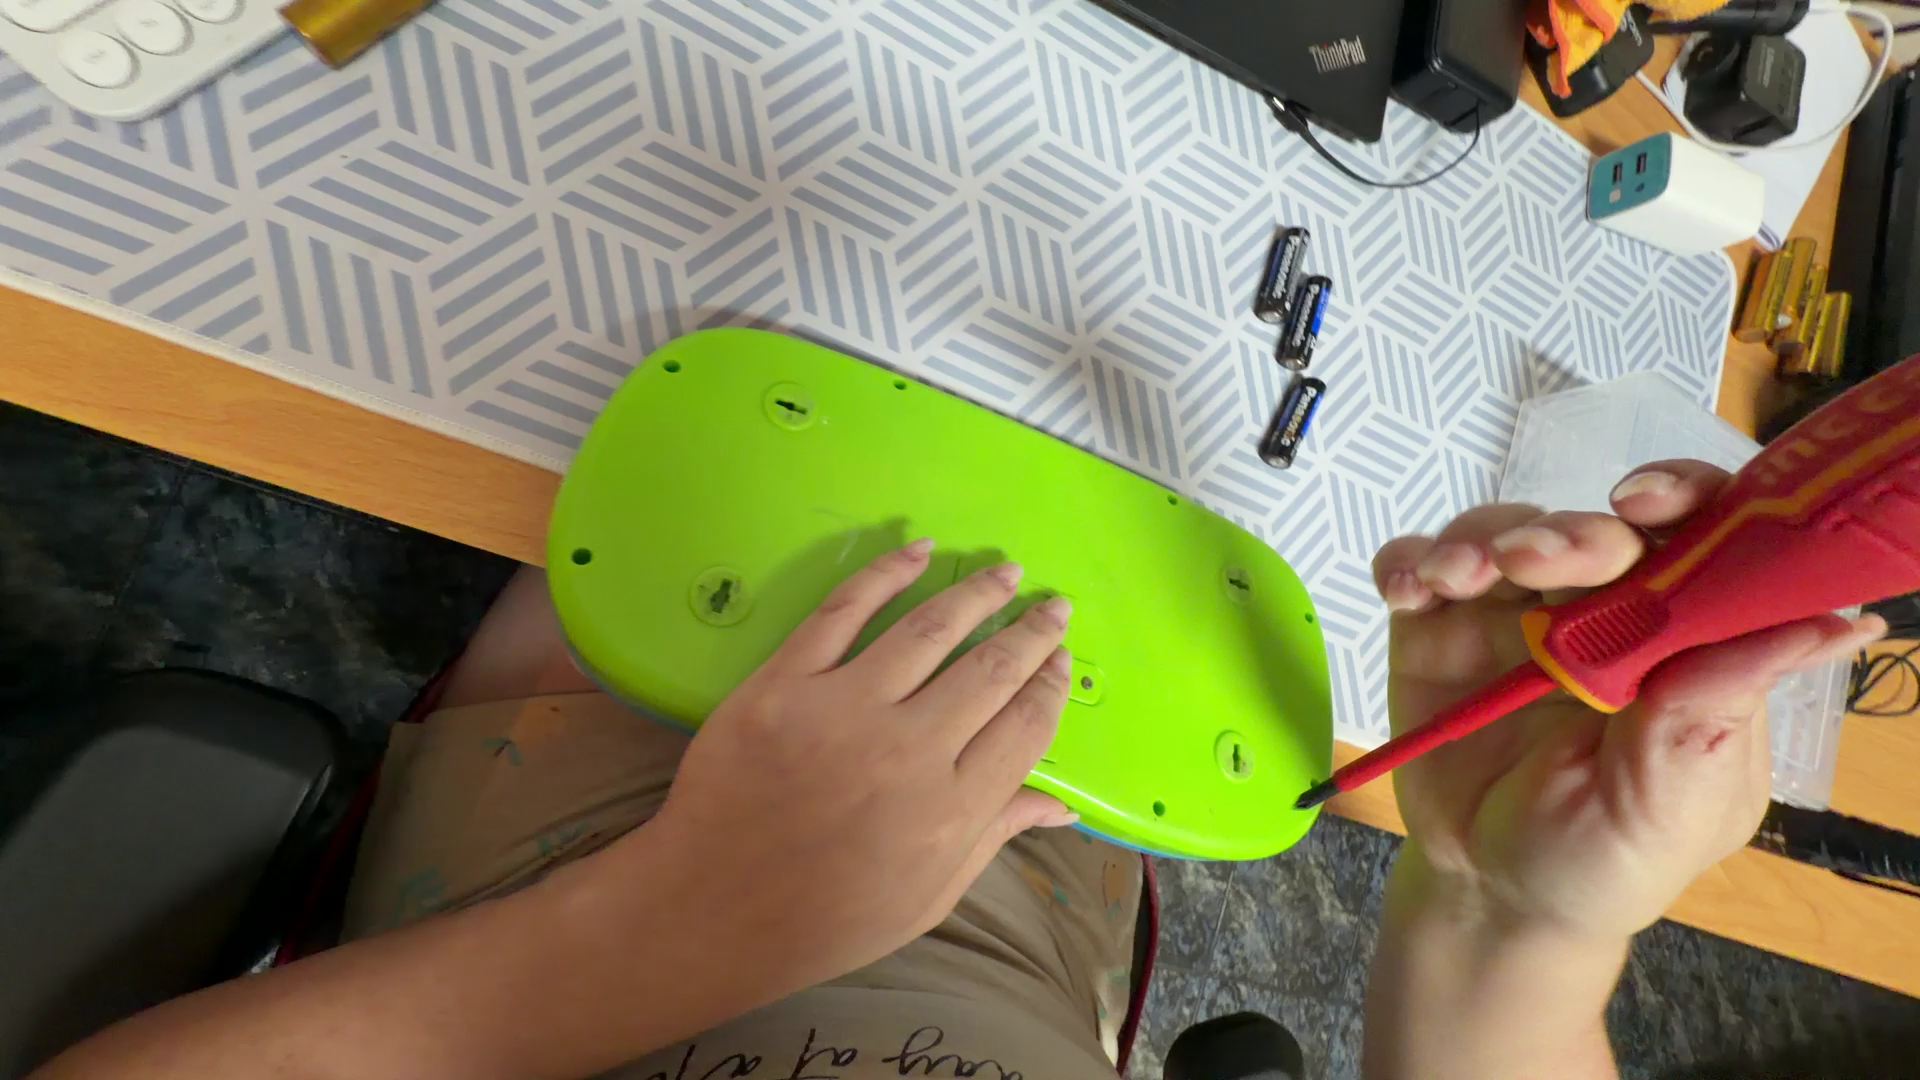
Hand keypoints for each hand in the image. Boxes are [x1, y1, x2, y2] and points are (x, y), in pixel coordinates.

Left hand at [631, 539, 1075, 990]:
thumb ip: (995, 836)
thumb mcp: (928, 897)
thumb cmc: (827, 916)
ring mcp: (843, 710)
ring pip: (930, 629)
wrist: (711, 911)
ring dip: (977, 593)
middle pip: (991, 670)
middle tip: (1052, 605)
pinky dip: (887, 573)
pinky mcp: (784, 683)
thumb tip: (1061, 801)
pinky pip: (845, 610)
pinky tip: (920, 552)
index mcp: (952, 810)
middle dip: (1031, 631)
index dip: (1051, 683)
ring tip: (1006, 572)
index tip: (1060, 657)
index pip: (1026, 726)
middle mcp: (909, 752)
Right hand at [1370, 460, 1884, 941]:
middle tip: (1528, 564)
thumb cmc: (1594, 859)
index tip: (1646, 506)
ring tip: (1448, 581)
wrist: (1482, 882)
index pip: (1695, 549)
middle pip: (1583, 533)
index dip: (1682, 506)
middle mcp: (1587, 619)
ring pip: (1491, 536)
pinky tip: (1402, 591)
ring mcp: (1499, 620)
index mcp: (1670, 649)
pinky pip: (1411, 570)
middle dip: (1561, 534)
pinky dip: (1403, 563)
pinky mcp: (1427, 629)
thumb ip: (1711, 715)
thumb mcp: (1666, 804)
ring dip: (1471, 542)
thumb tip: (1836, 624)